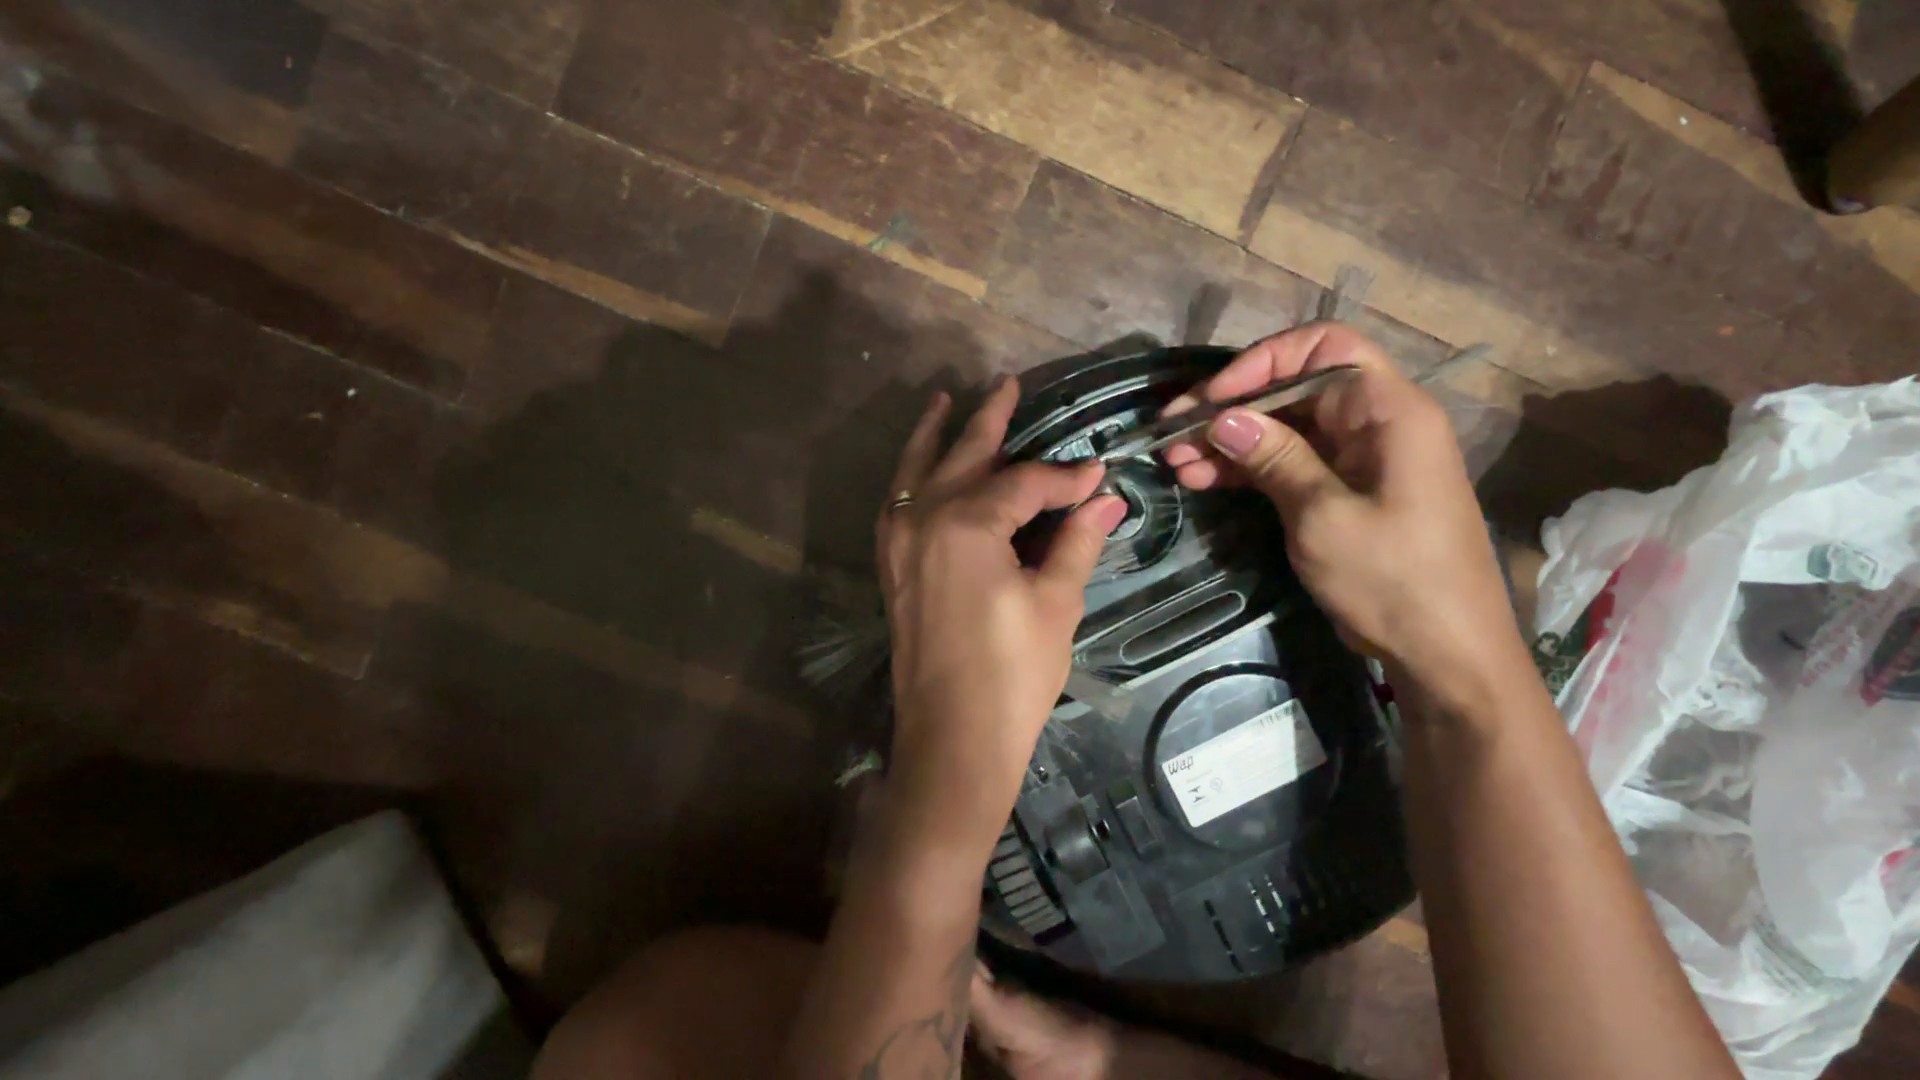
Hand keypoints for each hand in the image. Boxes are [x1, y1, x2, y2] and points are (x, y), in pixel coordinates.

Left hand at [877, 376, 1127, 820]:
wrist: (953, 740)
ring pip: (918, 473)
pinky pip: (899, 505)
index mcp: (967, 523)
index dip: (1066, 477)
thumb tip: (1105, 499)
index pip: (1025, 482)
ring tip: (945, 402)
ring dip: (936, 438)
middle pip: (963, 457)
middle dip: (990, 420)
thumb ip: (1076, 541)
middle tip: (1008, 383)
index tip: (1099, 474)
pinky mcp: (893, 568)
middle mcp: (924, 520)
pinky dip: (913, 479)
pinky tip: (923, 472)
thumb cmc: (1013, 673)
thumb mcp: (1055, 603)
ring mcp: (900, 544)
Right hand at [1161, 325, 1522, 701]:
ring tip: (1175, 463)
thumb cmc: (1394, 580)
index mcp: (1388, 410)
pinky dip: (1246, 469)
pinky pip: (1288, 464)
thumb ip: (1274, 458)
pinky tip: (1201, 479)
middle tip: (1172, 434)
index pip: (1323, 349)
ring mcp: (1357, 460)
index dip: (1263, 362)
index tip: (1213, 399)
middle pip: (1293, 388)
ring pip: (1283, 428)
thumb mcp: (1324, 516)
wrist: (1444, 653)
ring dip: (1228, 441)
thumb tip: (1222, 418)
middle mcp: (1374, 422)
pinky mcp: (1341, 493)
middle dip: (1231, 406)